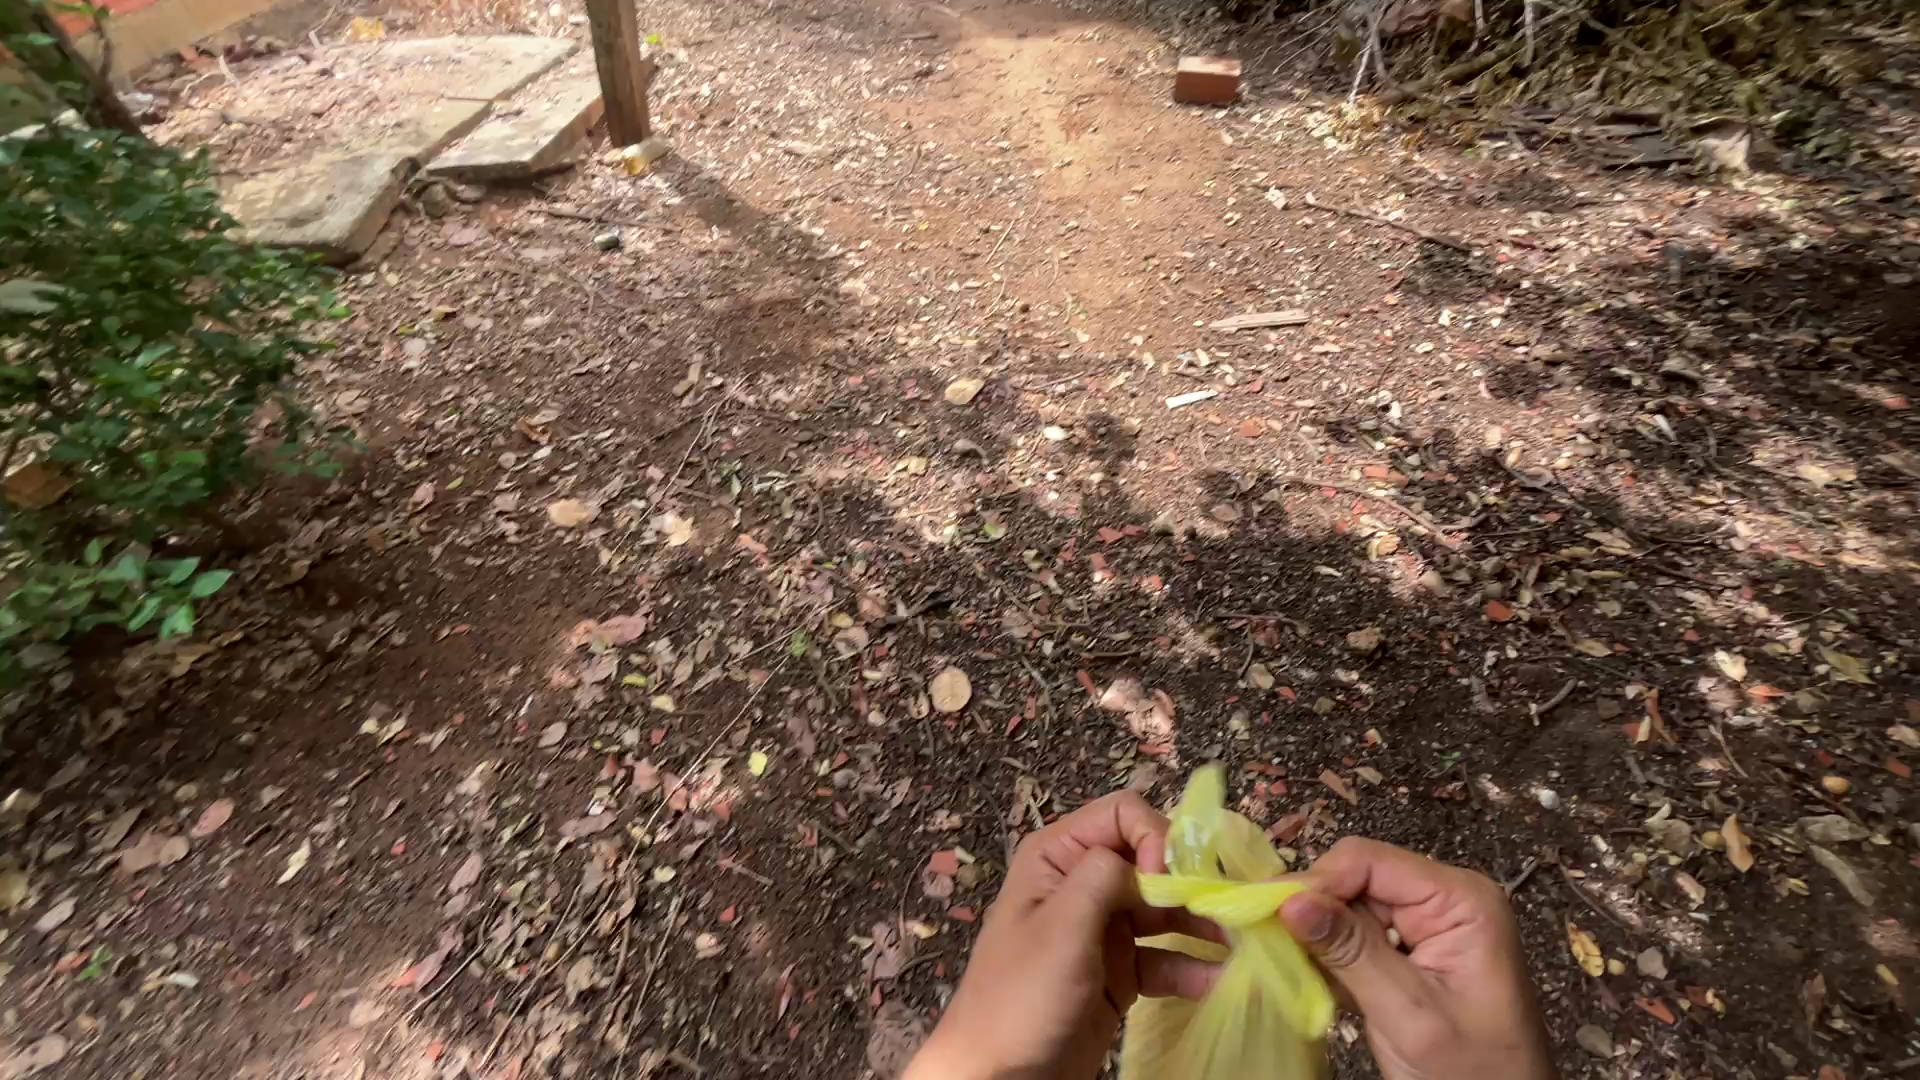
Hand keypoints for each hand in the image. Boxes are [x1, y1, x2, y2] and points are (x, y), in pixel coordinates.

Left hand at [903, 791, 1217, 1079]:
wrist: (1000, 1078)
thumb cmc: (1022, 993)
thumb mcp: (1061, 926)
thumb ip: (1103, 876)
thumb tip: (1151, 854)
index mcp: (1059, 855)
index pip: (1121, 814)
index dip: (1153, 836)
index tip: (1169, 879)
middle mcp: (1084, 881)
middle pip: (1149, 858)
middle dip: (1190, 879)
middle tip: (1229, 910)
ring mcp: (1103, 926)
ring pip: (1163, 907)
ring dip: (1201, 920)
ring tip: (1242, 941)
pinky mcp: (1119, 971)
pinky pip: (1164, 957)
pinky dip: (1192, 966)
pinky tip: (1219, 980)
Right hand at [1279, 838, 1556, 1079]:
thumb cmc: (1472, 1076)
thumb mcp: (1410, 1016)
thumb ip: (1351, 953)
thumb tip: (1287, 901)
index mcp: (1460, 899)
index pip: (1367, 860)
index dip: (1317, 881)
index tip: (1273, 914)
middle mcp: (1442, 895)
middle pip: (1352, 875)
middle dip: (1316, 908)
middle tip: (1278, 942)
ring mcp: (1424, 918)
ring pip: (1344, 900)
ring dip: (1318, 932)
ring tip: (1295, 962)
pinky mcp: (1406, 942)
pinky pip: (1351, 926)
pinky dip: (1329, 949)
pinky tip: (1320, 974)